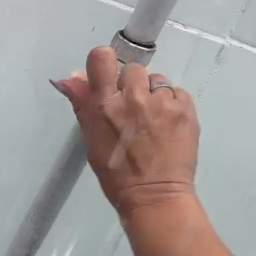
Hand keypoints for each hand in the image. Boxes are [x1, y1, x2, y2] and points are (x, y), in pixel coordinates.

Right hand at [51, 46, 199, 216]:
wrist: (154, 196)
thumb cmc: (115, 173)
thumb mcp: (91, 138)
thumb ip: (83, 105)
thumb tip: (70, 79)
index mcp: (105, 105)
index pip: (102, 58)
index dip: (105, 63)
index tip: (107, 78)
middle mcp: (134, 98)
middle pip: (133, 69)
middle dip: (131, 84)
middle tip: (133, 107)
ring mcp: (163, 103)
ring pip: (157, 80)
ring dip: (153, 94)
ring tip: (153, 118)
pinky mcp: (186, 110)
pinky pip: (177, 92)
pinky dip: (172, 103)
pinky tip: (168, 123)